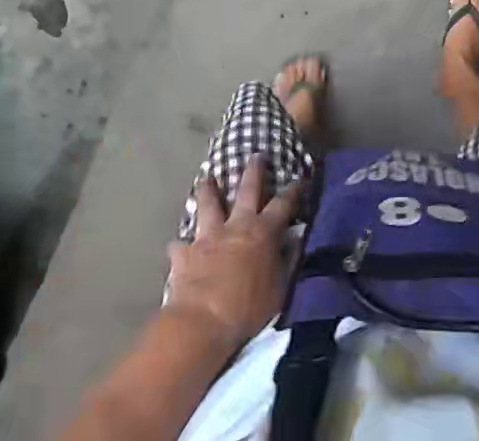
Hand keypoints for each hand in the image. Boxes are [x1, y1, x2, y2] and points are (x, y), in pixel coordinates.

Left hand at [165, 155, 302, 350]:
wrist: (203, 321)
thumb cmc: (248, 308)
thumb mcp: (280, 288)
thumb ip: (288, 260)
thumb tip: (296, 238)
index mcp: (262, 232)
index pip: (283, 205)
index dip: (292, 192)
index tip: (299, 180)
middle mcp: (236, 226)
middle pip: (246, 190)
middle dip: (253, 171)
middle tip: (256, 156)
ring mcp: (207, 236)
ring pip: (208, 204)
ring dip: (208, 190)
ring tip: (206, 178)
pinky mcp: (184, 252)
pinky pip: (181, 244)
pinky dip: (182, 245)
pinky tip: (179, 245)